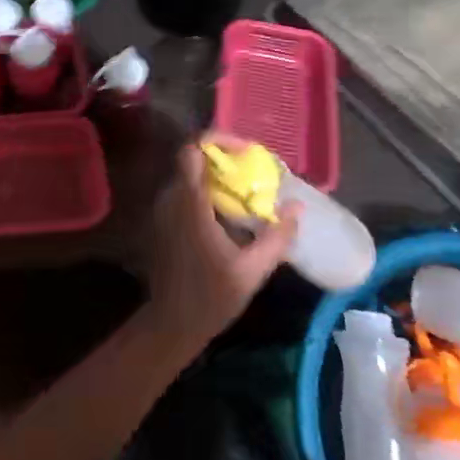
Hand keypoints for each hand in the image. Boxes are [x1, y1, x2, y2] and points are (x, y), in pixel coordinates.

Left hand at [143, 142, 299, 340]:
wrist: (172, 319)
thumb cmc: (212, 296)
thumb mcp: (253, 269)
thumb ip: (277, 237)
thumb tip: (297, 209)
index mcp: (189, 205)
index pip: (191, 152)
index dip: (216, 140)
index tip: (246, 150)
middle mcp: (170, 200)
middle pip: (192, 161)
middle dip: (224, 159)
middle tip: (257, 171)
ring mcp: (162, 210)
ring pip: (188, 177)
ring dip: (217, 177)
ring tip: (250, 190)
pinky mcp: (163, 221)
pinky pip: (184, 194)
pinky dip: (207, 192)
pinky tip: (232, 212)